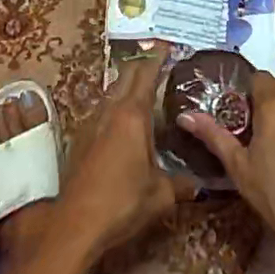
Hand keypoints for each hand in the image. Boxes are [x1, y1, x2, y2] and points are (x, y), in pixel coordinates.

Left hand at [55, 47, 191, 255]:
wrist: (75, 227)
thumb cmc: (123, 202)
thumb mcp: (161, 195)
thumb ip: (182, 184)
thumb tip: (199, 185)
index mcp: (133, 115)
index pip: (146, 74)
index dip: (157, 57)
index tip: (168, 46)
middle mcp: (110, 112)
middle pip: (125, 75)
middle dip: (141, 65)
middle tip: (158, 63)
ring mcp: (91, 125)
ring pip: (110, 92)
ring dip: (125, 85)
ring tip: (141, 90)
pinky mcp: (79, 142)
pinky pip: (100, 111)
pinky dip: (113, 106)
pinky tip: (120, 122)